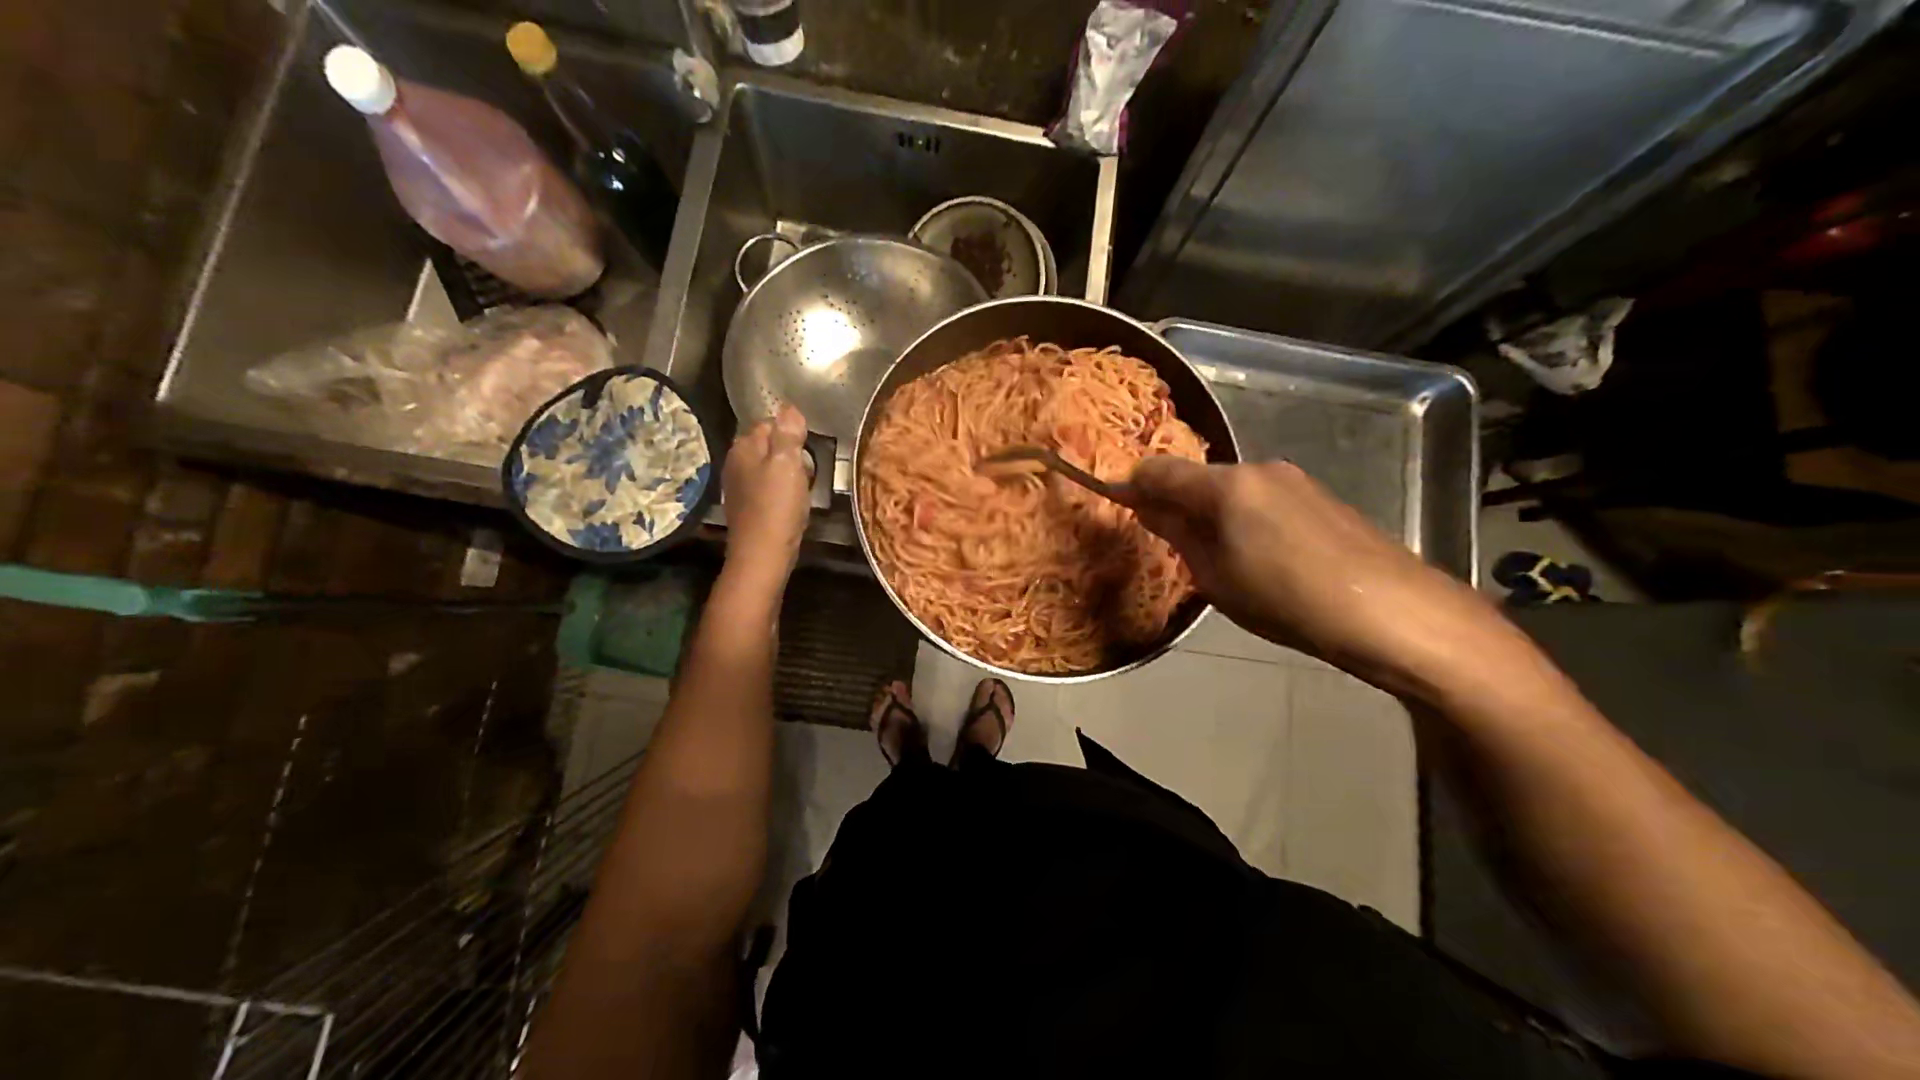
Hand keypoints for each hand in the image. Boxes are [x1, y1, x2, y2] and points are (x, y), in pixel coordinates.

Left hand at [722, 404, 810, 578]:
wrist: (762, 555)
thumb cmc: (777, 506)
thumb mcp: (787, 464)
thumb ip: (788, 433)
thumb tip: (789, 407)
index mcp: (744, 447)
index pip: (770, 423)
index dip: (792, 433)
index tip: (808, 450)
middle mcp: (736, 462)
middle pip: (770, 446)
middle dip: (790, 454)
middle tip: (807, 470)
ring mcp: (739, 485)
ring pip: (769, 467)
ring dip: (788, 474)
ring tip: (802, 488)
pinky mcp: (746, 505)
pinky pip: (768, 487)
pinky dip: (781, 491)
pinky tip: (791, 504)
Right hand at [1130, 457, 1526, 700]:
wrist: (1391, 612)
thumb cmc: (1287, 600)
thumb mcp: (1216, 578)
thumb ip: (1178, 536)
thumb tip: (1150, 508)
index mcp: (1225, 485)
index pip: (1159, 470)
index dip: (1134, 486)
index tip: (1123, 510)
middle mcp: (1258, 469)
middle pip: (1198, 477)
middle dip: (1178, 504)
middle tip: (1175, 548)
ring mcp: (1295, 480)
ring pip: (1233, 489)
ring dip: (1214, 514)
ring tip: (1224, 562)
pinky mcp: (1321, 498)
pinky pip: (1264, 499)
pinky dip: (1247, 519)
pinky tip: (1265, 559)